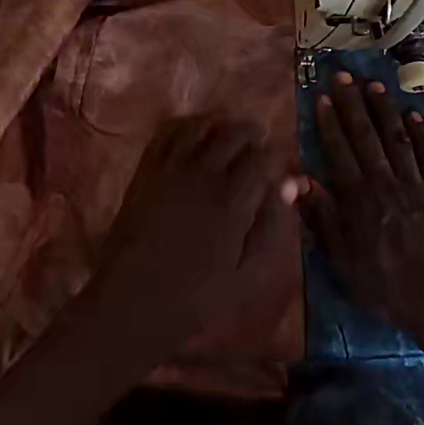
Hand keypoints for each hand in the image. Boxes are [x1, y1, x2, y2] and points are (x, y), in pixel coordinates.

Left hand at [84, 118, 298, 365]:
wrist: (134, 301)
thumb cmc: (197, 296)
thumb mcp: (248, 273)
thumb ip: (272, 225)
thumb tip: (289, 186)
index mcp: (233, 200)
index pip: (265, 157)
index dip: (280, 157)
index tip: (285, 169)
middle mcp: (204, 174)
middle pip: (235, 133)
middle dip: (255, 135)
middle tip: (261, 146)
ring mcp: (171, 168)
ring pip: (202, 125)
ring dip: (222, 123)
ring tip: (231, 134)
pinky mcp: (147, 170)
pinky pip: (168, 133)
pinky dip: (187, 125)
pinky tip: (195, 135)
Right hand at [305, 72, 423, 348]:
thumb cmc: (386, 287)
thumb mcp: (343, 260)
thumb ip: (321, 217)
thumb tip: (296, 181)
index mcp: (359, 201)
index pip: (339, 152)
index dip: (329, 123)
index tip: (321, 97)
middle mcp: (386, 185)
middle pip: (366, 137)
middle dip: (353, 105)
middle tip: (343, 76)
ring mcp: (417, 186)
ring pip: (397, 139)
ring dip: (384, 111)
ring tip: (374, 86)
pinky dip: (422, 135)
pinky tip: (414, 116)